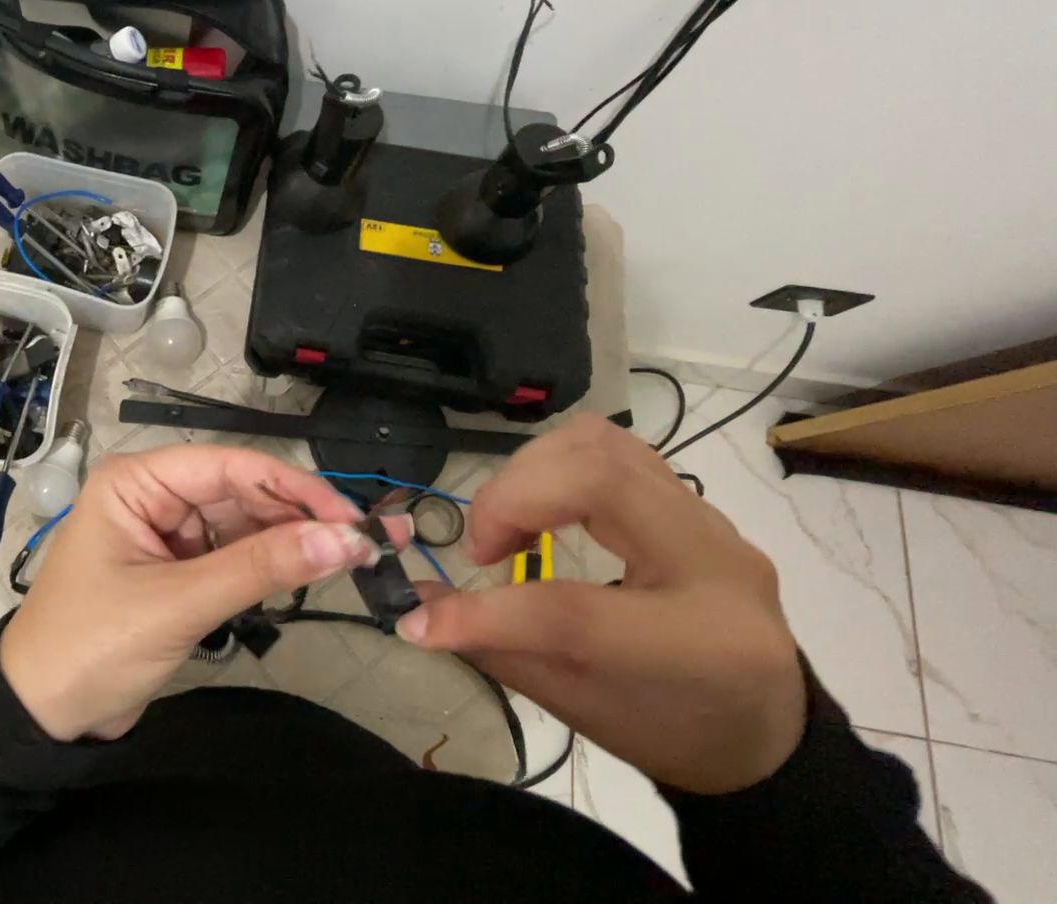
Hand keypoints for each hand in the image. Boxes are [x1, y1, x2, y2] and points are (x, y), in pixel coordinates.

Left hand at [0, 444, 376, 740]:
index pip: (227, 466)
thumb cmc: (93, 646)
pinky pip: (230, 554)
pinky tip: (301, 572)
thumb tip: (344, 539)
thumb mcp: (178, 604)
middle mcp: (150, 495)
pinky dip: (264, 564)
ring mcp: (162, 532)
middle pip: (239, 491)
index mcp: (134, 482)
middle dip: (296, 516)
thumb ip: (261, 568)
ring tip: (346, 558)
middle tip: (363, 544)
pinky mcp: (174, 568)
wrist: (44, 713)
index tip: (351, 517)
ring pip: (240, 523)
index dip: (292, 487)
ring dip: (286, 541)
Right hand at [398, 414, 807, 794]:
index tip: (422, 622)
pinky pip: (614, 448)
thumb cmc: (663, 730)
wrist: (761, 727)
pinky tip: (537, 506)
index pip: (574, 612)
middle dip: (511, 500)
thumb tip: (415, 608)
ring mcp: (710, 522)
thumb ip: (494, 647)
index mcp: (698, 646)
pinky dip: (555, 464)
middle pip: (599, 480)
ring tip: (506, 526)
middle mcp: (716, 565)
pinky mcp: (690, 502)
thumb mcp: (575, 706)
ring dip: (530, 473)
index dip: (485, 612)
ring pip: (603, 446)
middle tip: (481, 551)